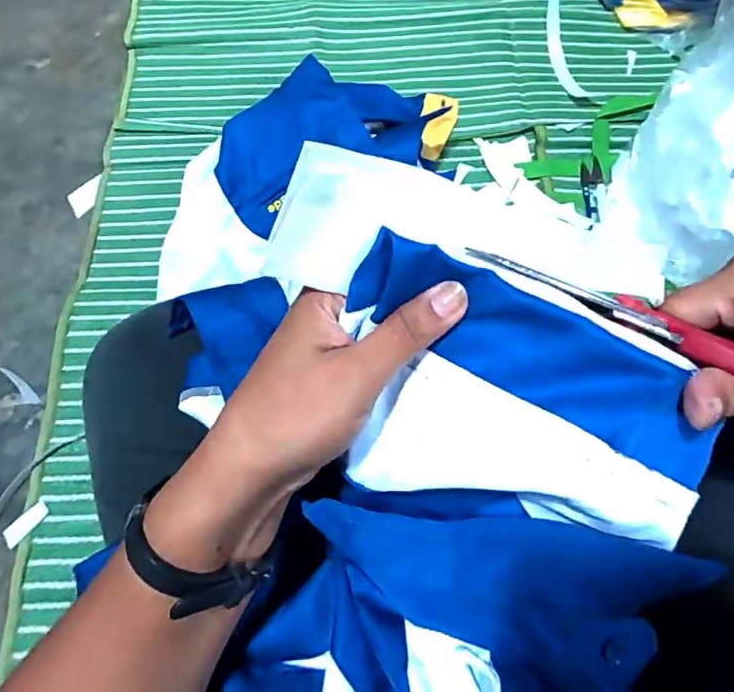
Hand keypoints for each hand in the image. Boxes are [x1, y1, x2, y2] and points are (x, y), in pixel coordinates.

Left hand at [143, 282, 468, 570]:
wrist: (249, 477)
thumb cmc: (298, 413)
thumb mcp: (359, 371)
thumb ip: (406, 330)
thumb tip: (456, 288)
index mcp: (323, 297)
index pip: (378, 263)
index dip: (421, 261)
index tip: (469, 256)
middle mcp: (324, 315)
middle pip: (382, 297)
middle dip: (425, 298)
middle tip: (484, 289)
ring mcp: (328, 348)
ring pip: (380, 330)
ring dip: (416, 331)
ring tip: (475, 316)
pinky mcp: (333, 379)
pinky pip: (374, 358)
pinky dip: (400, 358)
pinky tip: (438, 356)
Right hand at [660, 249, 733, 441]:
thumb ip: (730, 392)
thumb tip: (684, 407)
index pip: (678, 313)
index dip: (670, 353)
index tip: (670, 391)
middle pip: (691, 315)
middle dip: (694, 357)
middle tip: (705, 397)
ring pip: (708, 320)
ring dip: (713, 356)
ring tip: (730, 388)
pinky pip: (729, 319)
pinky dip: (731, 349)